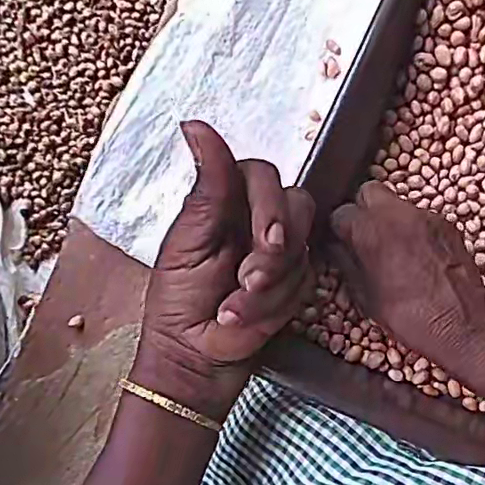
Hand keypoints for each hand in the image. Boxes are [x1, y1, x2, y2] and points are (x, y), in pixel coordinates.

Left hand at [134, 121, 314, 416]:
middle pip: (296, 205)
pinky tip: (246, 318)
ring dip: (271, 284)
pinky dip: (275, 304)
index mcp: (225, 203)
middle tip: (248, 281)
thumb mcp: (187, 243)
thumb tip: (194, 125)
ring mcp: (280, 251)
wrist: (194, 359)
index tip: (264, 237)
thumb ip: (206, 188)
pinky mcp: (296, 281)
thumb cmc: (179, 302)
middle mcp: (257, 220)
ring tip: (236, 308)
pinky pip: (305, 281)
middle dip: (276, 249)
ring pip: (303, 246)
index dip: (270, 203)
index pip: (264, 176)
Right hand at [326, 182, 484, 365]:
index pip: (340, 213)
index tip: (340, 241)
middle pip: (368, 192)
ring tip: (390, 250)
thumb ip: (346, 263)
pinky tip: (414, 255)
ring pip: (397, 203)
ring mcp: (425, 216)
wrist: (460, 324)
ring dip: (388, 220)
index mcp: (369, 230)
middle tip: (363, 236)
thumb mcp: (365, 296)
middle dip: (362, 210)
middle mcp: (396, 215)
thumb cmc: (412, 317)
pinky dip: (413, 229)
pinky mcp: (446, 224)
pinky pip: (420, 217)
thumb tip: (338, 250)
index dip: (338, 229)